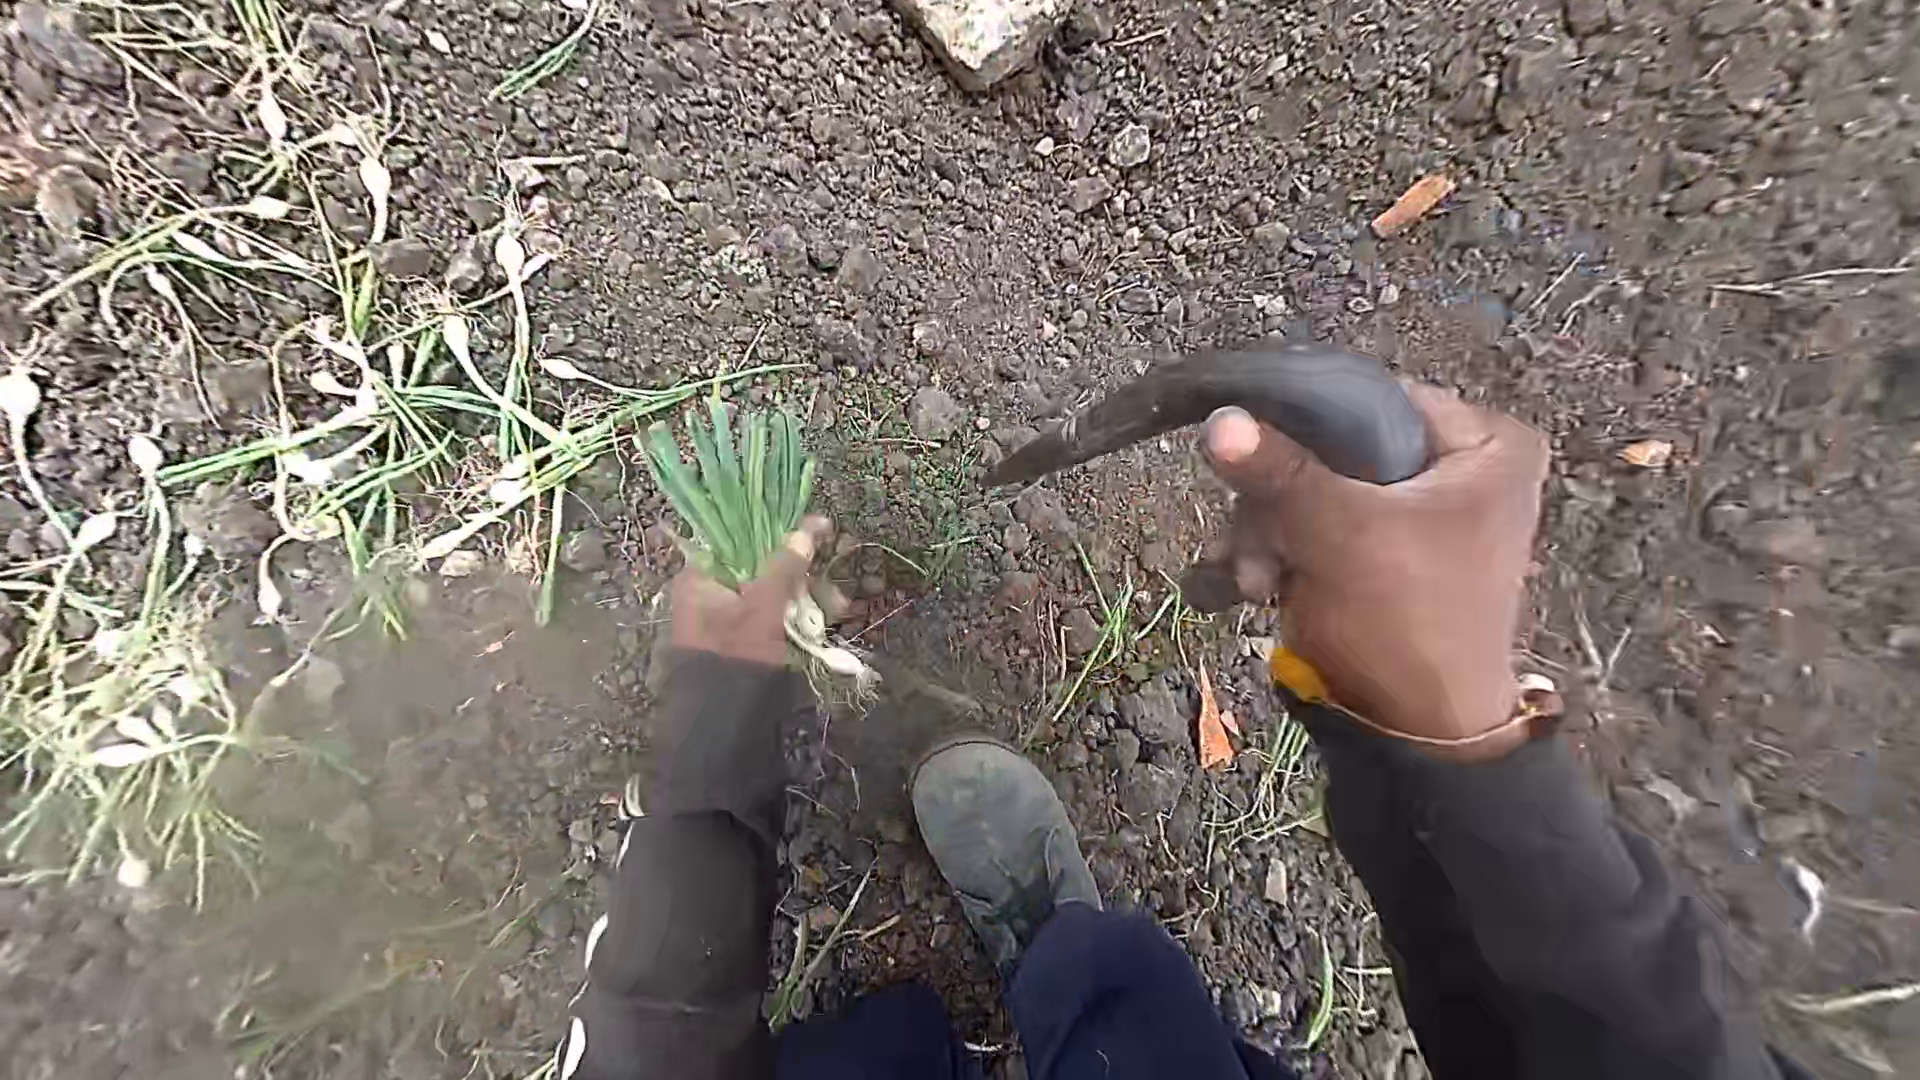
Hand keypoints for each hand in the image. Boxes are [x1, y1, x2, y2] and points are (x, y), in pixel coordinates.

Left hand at [669, 517, 831, 667]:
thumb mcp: (763, 606)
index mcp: (702, 579)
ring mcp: (733, 617)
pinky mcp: (751, 637)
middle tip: (830, 568)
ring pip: (776, 590)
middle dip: (801, 569)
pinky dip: (802, 612)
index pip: (739, 539)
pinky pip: (779, 614)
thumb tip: (806, 530)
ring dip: (808, 592)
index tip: (814, 528)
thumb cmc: (737, 654)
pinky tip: (830, 613)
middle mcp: (714, 593)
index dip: (777, 531)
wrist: (726, 722)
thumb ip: (784, 566)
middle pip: (762, 565)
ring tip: (838, 602)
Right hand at [1203, 385, 1549, 760]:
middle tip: (1260, 545)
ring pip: (1296, 488)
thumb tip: (1219, 419)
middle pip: (1322, 449)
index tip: (1251, 447)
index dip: (1302, 420)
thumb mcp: (1341, 533)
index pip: (1371, 398)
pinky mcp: (1356, 545)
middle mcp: (1440, 469)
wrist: (1403, 727)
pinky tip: (1255, 584)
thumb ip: (1279, 471)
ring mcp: (1394, 510)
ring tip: (1255, 578)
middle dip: (1274, 505)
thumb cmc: (1403, 619)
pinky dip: (1267, 551)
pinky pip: (1293, 522)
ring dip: (1261, 535)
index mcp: (1479, 446)